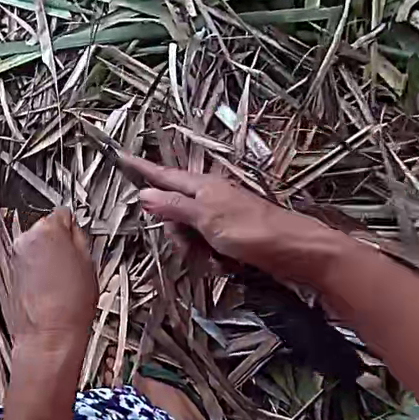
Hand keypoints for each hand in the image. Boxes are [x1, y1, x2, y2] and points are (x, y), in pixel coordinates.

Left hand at [5, 207, 96, 374]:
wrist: (49, 336)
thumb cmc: (70, 306)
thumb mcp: (89, 263)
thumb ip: (79, 238)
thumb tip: (74, 229)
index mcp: (48, 231)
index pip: (63, 214)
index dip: (74, 228)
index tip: (78, 239)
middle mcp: (26, 239)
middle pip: (47, 228)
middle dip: (59, 241)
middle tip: (73, 263)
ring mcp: (16, 256)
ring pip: (37, 245)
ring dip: (47, 255)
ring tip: (62, 278)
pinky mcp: (10, 272)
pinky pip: (28, 262)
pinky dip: (38, 269)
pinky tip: (51, 286)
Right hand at [122, 155, 353, 289]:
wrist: (298, 252)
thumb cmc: (253, 231)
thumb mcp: (207, 218)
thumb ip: (174, 207)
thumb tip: (143, 194)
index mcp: (202, 186)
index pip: (164, 176)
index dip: (142, 170)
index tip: (121, 156)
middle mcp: (210, 198)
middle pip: (173, 211)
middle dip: (175, 232)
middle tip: (189, 247)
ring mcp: (221, 217)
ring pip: (188, 232)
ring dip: (194, 248)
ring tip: (213, 257)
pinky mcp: (232, 236)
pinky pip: (206, 245)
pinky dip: (211, 257)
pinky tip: (225, 263)